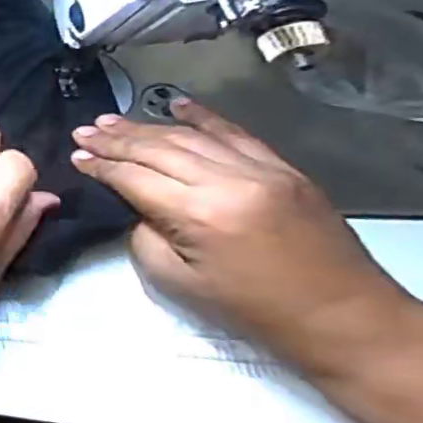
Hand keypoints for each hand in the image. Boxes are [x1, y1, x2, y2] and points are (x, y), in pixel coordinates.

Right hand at [71, 100, 422, 376]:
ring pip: (189, 136)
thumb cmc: (257, 312)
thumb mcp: (182, 285)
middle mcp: (226, 180)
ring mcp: (259, 167)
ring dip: (146, 126)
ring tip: (113, 120)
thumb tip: (136, 204)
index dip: (101, 166)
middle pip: (157, 148)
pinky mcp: (282, 166)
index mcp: (199, 215)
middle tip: (84, 131)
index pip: (134, 177)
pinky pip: (233, 132)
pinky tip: (176, 104)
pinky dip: (201, 117)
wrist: (346, 318)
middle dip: (115, 140)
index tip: (76, 156)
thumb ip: (146, 238)